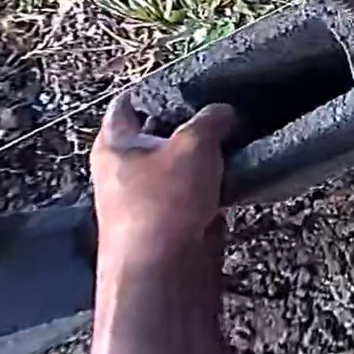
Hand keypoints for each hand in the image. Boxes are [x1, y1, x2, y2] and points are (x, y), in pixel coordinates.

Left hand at [90, 96, 235, 266]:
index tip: (192, 81)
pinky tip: (237, 171)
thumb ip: (212, 119)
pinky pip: (194, 187)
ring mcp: (146, 195)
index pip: (130, 102)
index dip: (159, 87)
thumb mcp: (195, 144)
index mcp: (115, 144)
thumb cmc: (165, 202)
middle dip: (191, 120)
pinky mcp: (170, 217)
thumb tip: (225, 112)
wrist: (164, 272)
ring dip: (206, 152)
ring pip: (179, 160)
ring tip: (238, 137)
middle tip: (224, 109)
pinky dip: (213, 178)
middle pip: (159, 131)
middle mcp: (124, 168)